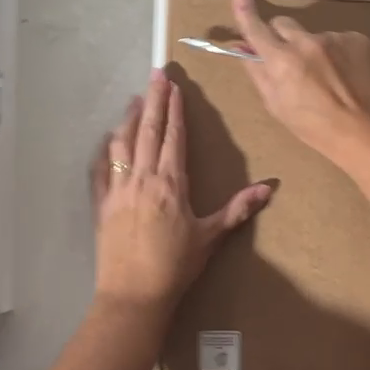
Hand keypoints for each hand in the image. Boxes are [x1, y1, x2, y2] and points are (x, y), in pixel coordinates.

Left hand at [91, 68, 273, 311]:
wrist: (133, 295)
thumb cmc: (175, 267)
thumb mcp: (210, 237)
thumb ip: (237, 210)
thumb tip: (268, 188)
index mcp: (171, 184)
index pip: (174, 137)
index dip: (175, 110)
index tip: (175, 87)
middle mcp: (142, 179)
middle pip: (147, 131)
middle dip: (152, 100)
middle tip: (155, 74)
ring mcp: (118, 190)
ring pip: (122, 144)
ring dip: (129, 118)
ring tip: (134, 99)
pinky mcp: (101, 204)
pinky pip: (102, 168)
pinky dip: (106, 149)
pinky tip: (108, 139)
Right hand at [232, 0, 369, 163]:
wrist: (368, 132)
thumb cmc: (316, 128)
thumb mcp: (278, 106)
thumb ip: (258, 73)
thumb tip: (242, 48)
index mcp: (283, 61)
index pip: (257, 30)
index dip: (246, 14)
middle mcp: (307, 42)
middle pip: (283, 24)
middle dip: (281, 37)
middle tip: (289, 61)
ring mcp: (335, 38)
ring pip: (313, 35)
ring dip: (313, 49)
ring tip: (327, 78)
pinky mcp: (358, 39)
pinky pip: (339, 40)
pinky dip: (337, 53)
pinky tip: (346, 75)